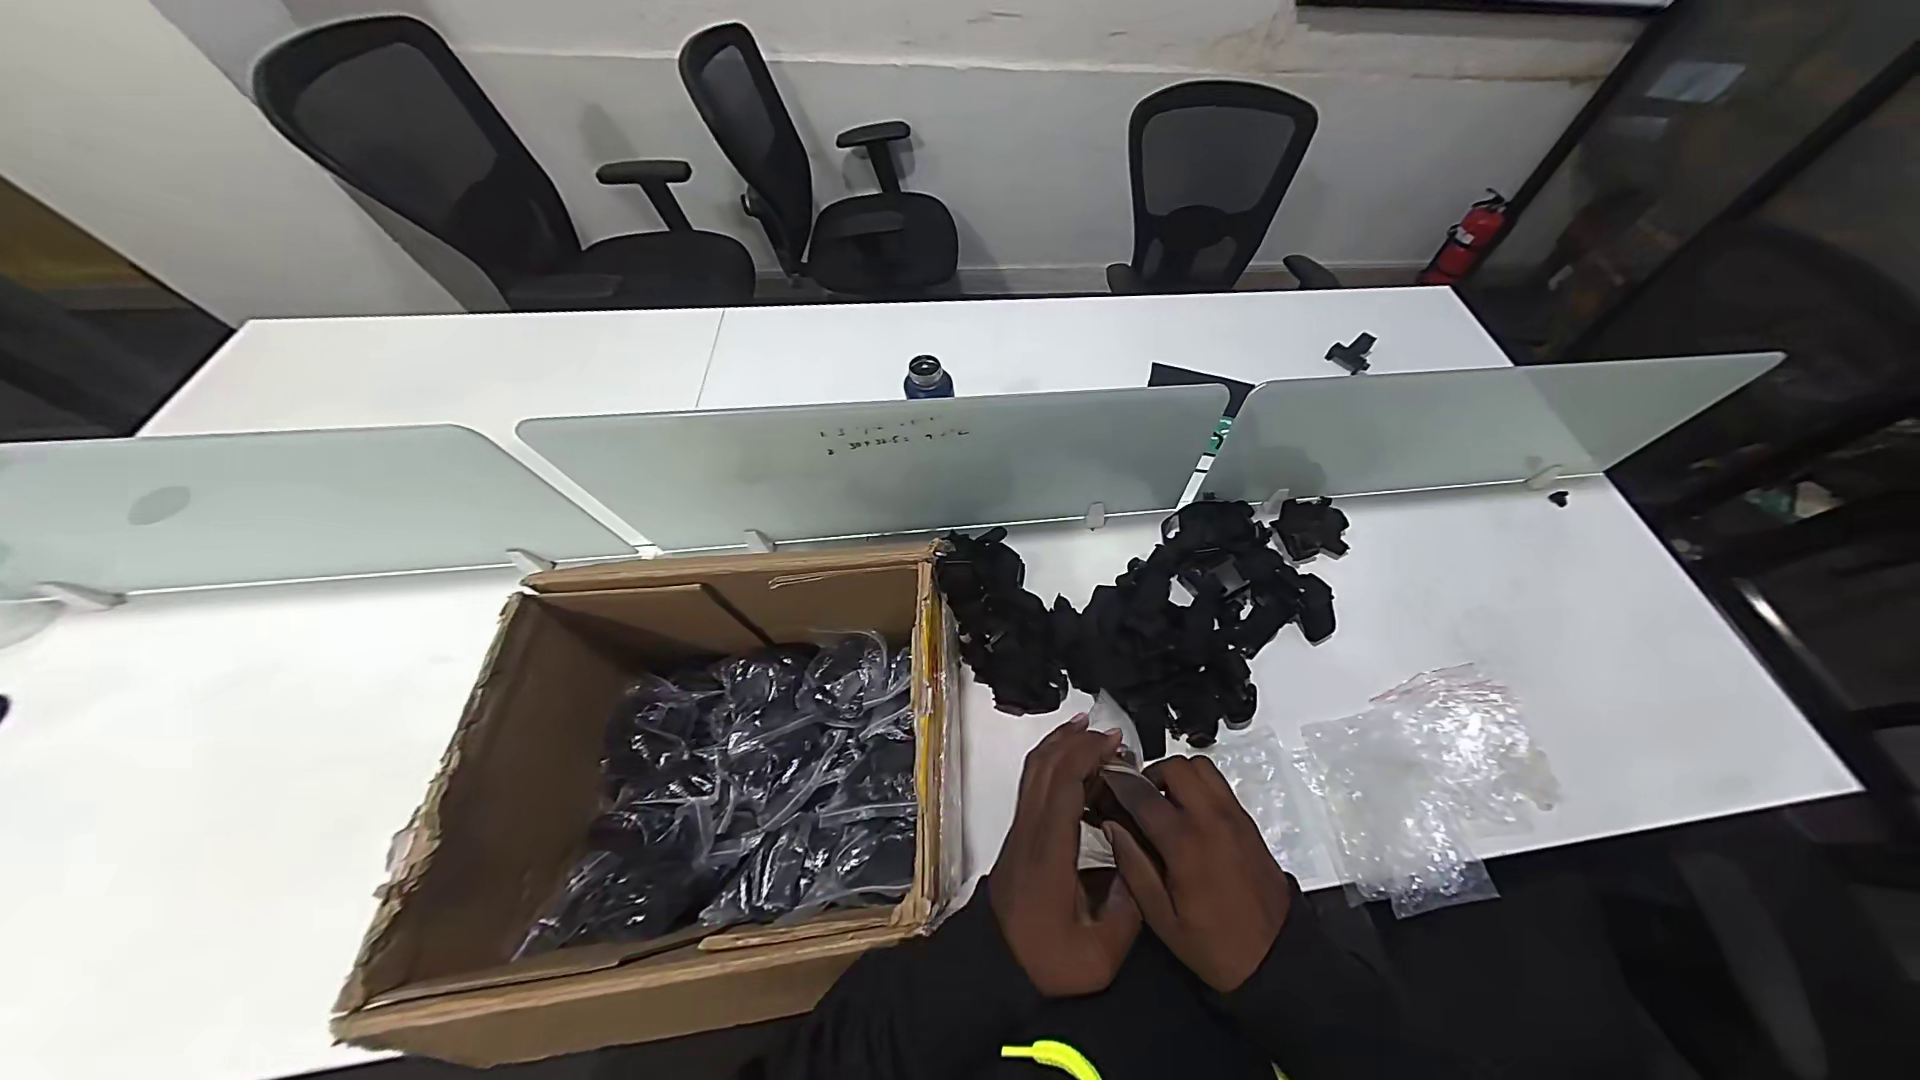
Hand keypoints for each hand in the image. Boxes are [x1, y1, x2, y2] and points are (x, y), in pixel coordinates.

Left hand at [990, 715, 1141, 995]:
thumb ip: (1126, 911)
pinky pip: (1033, 783)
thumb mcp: (1096, 955)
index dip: (1086, 756)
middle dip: (1076, 741)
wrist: (994, 965)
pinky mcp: (1021, 832)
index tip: (1114, 744)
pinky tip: (1073, 764)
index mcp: (1050, 851)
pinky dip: (1052, 762)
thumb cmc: (1044, 959)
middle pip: (1045, 767)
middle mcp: (1031, 829)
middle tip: (1111, 735)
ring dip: (1060, 745)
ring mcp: (1022, 828)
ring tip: (1089, 732)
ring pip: (1034, 770)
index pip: (1062, 785)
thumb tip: (1140, 867)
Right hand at [1104, 755, 1291, 992]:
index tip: (1106, 780)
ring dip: (1178, 776)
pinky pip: (1218, 784)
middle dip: (1150, 775)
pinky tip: (1190, 814)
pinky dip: (1198, 786)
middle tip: (1140, 798)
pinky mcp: (1248, 822)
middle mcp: (1211, 820)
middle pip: (1175, 767)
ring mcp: (1233, 817)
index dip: (1118, 781)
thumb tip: (1112, 826)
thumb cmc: (1215, 945)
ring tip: (1166, 802)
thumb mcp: (1161, 918)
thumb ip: (1133, 866)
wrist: (1278, 960)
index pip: (1143, 793)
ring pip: (1200, 767)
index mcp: (1185, 843)